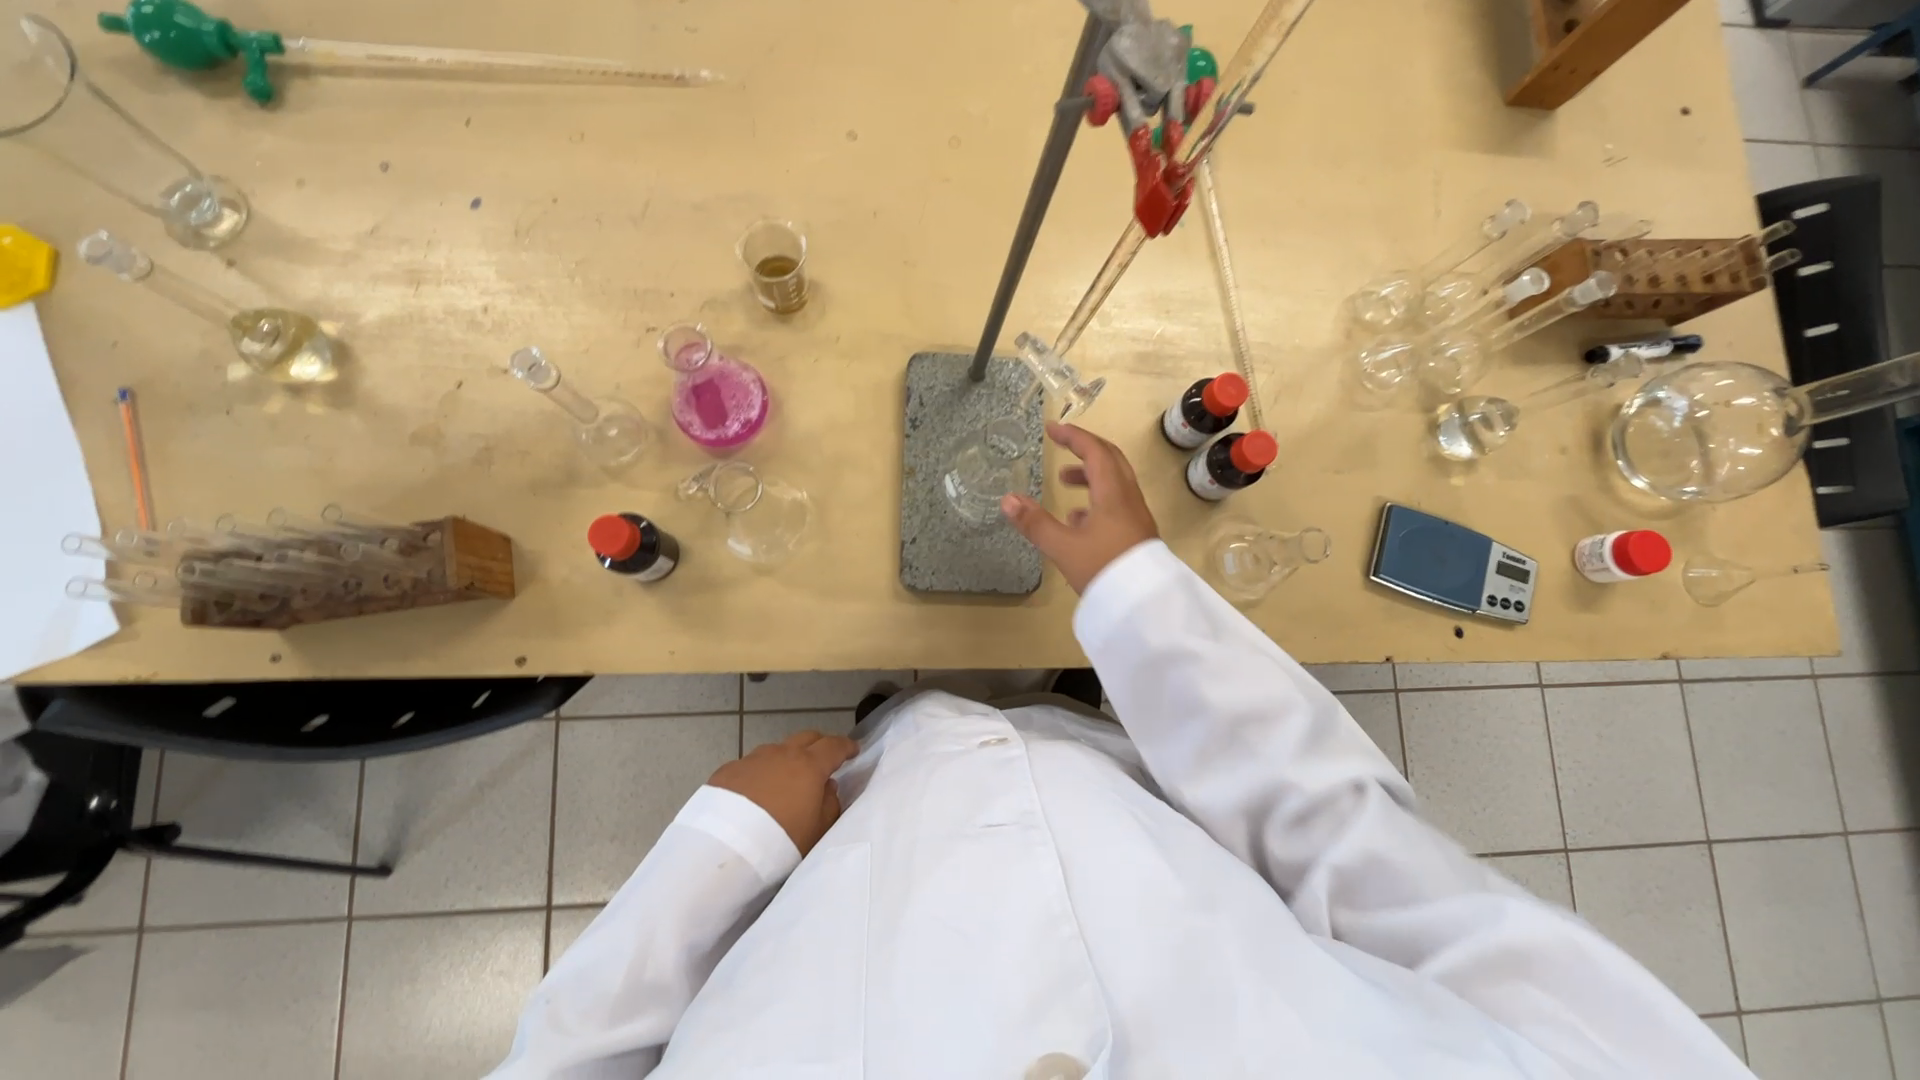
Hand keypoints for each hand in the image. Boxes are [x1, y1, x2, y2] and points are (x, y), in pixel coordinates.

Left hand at [707, 731, 858, 854]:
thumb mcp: (818, 830)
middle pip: (806, 738)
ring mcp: (752, 759)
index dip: (846, 746)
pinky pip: (751, 765)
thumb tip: (827, 786)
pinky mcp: (727, 770)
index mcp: (809, 765)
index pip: (834, 746)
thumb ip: (830, 804)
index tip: (853, 750)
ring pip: (776, 750)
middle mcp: (781, 754)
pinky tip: (754, 792)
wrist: (724, 846)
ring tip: (785, 779)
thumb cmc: (781, 839)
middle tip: (823, 759)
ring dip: (786, 759)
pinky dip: (760, 773)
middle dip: (818, 745)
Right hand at [1000, 422, 1158, 593]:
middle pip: (1110, 461)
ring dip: (1090, 476)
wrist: (1144, 606)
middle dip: (1084, 450)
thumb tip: (1007, 499)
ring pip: (1114, 483)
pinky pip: (1117, 504)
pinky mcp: (1136, 535)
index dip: (1073, 436)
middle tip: (1061, 447)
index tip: (1052, 428)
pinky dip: (1096, 500)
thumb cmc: (1103, 569)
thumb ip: (1035, 524)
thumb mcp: (1063, 547)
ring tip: (1063, 485)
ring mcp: (1135, 518)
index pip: (1095, 452)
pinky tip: (1077, 521)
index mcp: (1113, 494)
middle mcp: (1128, 499)